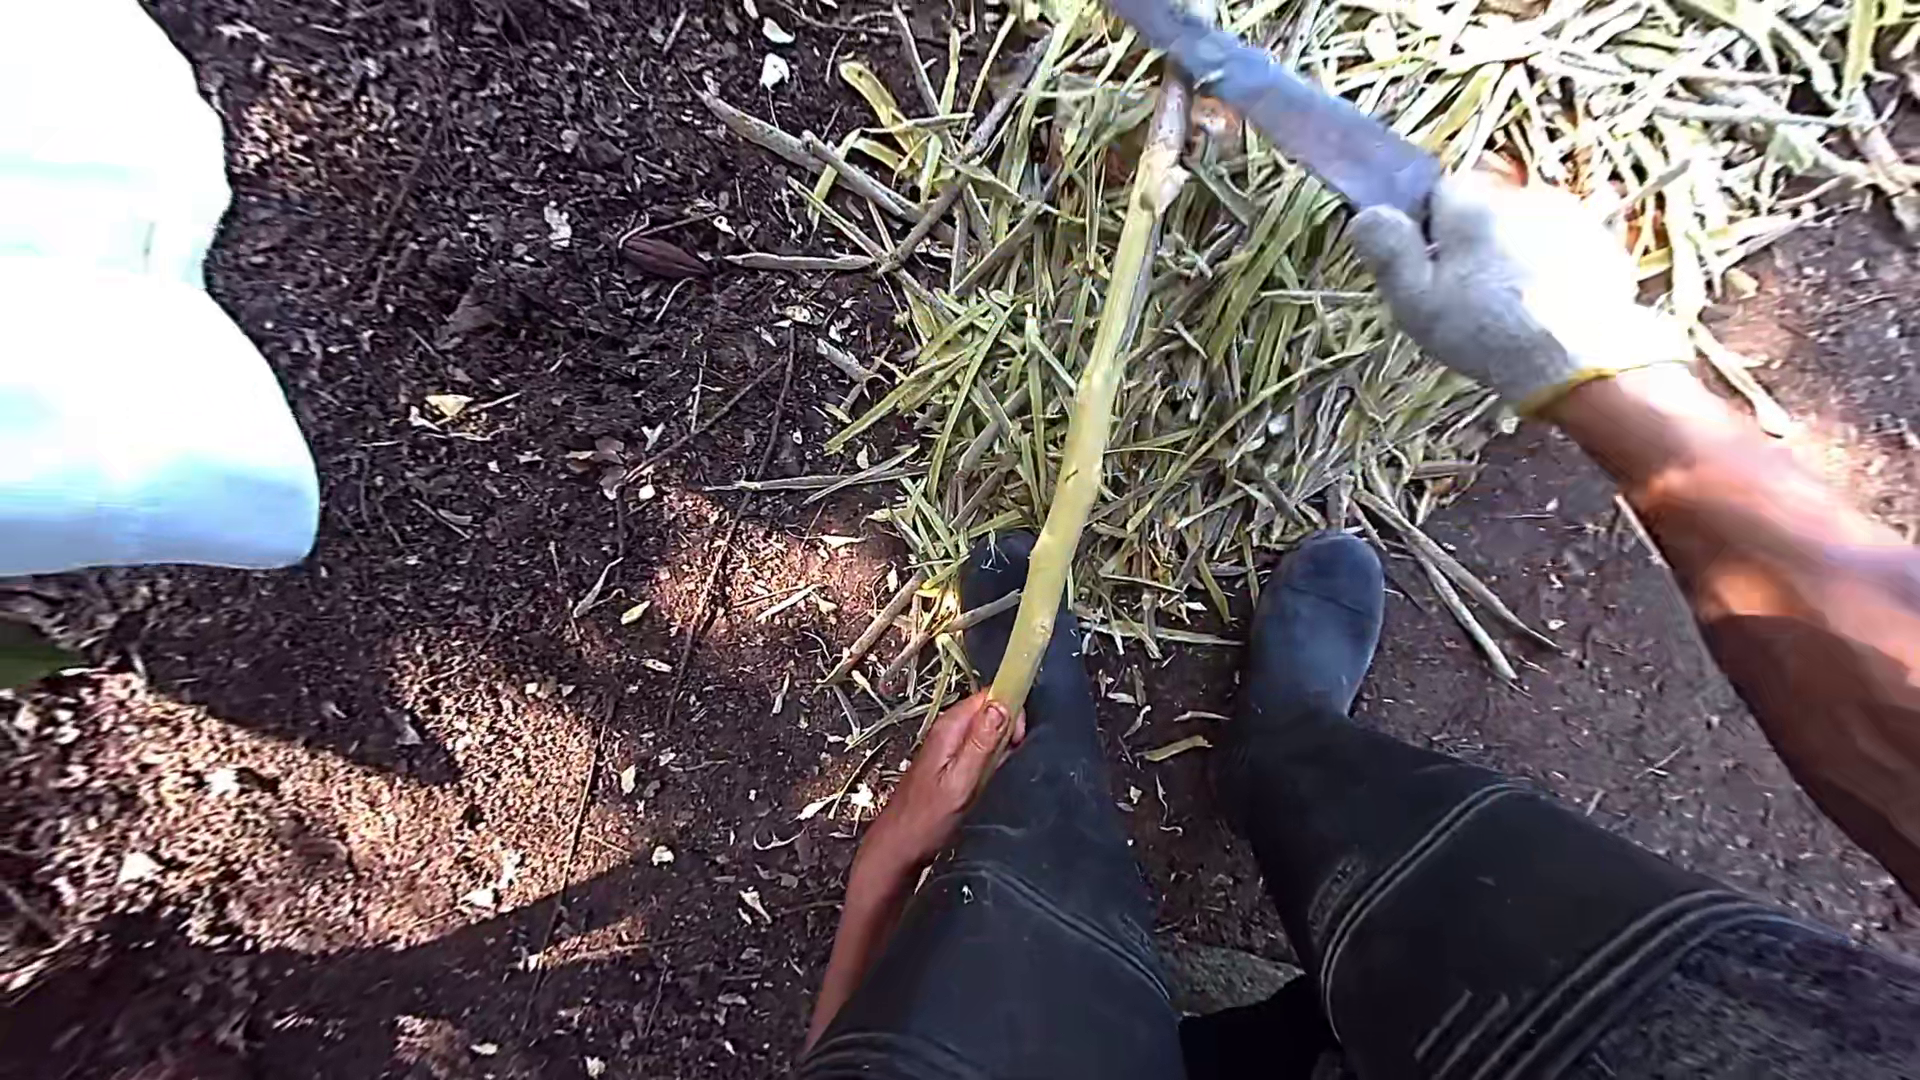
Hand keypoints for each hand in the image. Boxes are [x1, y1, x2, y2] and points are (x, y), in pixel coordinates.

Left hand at [853, 690, 1024, 881]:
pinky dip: (990, 760)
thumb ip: (981, 742)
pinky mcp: (952, 761)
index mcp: (949, 727)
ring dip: (1000, 747)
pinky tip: (988, 779)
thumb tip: (1001, 705)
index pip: (987, 696)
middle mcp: (949, 730)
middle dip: (1007, 730)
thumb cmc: (926, 818)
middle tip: (1008, 758)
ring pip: (986, 731)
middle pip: (989, 711)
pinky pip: (980, 749)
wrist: (900, 846)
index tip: (1018, 736)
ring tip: (996, 773)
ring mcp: (949, 745)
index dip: (1009, 710)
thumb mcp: (960, 780)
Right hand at [1349, 171, 1688, 412]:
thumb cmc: (1479, 330)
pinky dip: (1535, 264)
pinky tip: (1529, 302)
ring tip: (1493, 301)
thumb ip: (1390, 253)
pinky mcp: (1596, 240)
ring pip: (1515, 224)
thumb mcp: (1414, 300)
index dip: (1423, 222)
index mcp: (1472, 212)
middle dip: (1462, 238)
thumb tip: (1365, 215)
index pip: (1439, 188)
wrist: (1573, 356)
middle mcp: (1523, 199)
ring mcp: (1568, 217)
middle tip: (1451, 290)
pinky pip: (1551, 242)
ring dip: (1499, 251)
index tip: (1419, 261)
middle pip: (1480, 208)